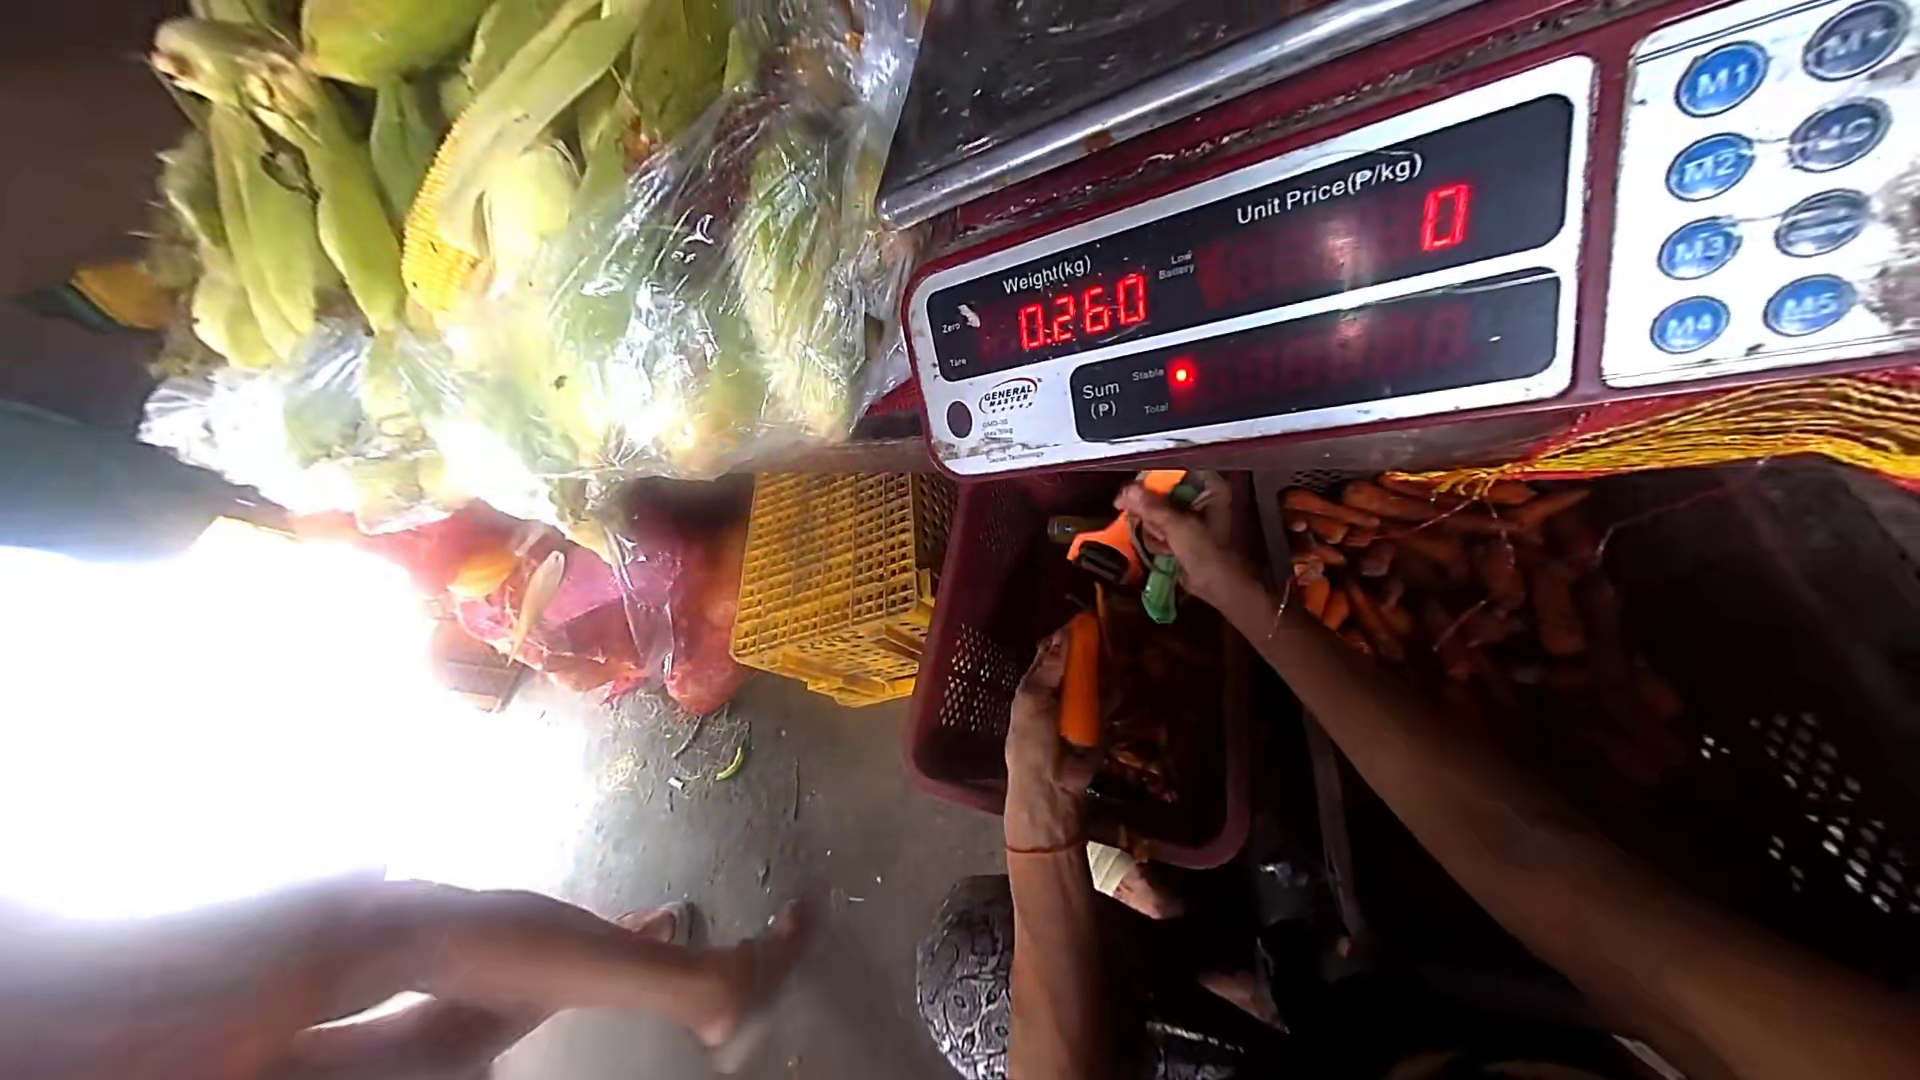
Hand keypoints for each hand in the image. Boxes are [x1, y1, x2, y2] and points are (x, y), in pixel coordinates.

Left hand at [1004, 627, 1099, 850]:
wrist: (1052, 788)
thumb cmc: (1032, 742)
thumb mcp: (1033, 699)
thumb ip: (1049, 668)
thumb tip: (1065, 635)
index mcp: (1036, 683)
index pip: (1052, 650)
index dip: (1067, 635)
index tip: (1087, 618)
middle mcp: (1059, 689)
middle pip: (1078, 660)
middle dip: (1092, 647)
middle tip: (1110, 630)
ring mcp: (1080, 704)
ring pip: (1096, 676)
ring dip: (1106, 666)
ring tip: (1118, 650)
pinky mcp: (1100, 720)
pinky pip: (1109, 699)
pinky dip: (1115, 690)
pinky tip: (1123, 679)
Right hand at [1115, 475, 1251, 605]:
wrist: (1215, 584)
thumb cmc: (1204, 551)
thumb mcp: (1177, 525)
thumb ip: (1151, 506)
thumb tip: (1126, 491)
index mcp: (1207, 487)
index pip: (1171, 474)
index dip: (1149, 483)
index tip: (1129, 496)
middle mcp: (1197, 497)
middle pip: (1158, 493)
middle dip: (1152, 516)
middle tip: (1157, 530)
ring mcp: (1186, 515)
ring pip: (1152, 513)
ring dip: (1154, 532)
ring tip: (1167, 545)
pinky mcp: (1177, 532)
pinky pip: (1154, 527)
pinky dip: (1156, 540)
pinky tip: (1167, 551)